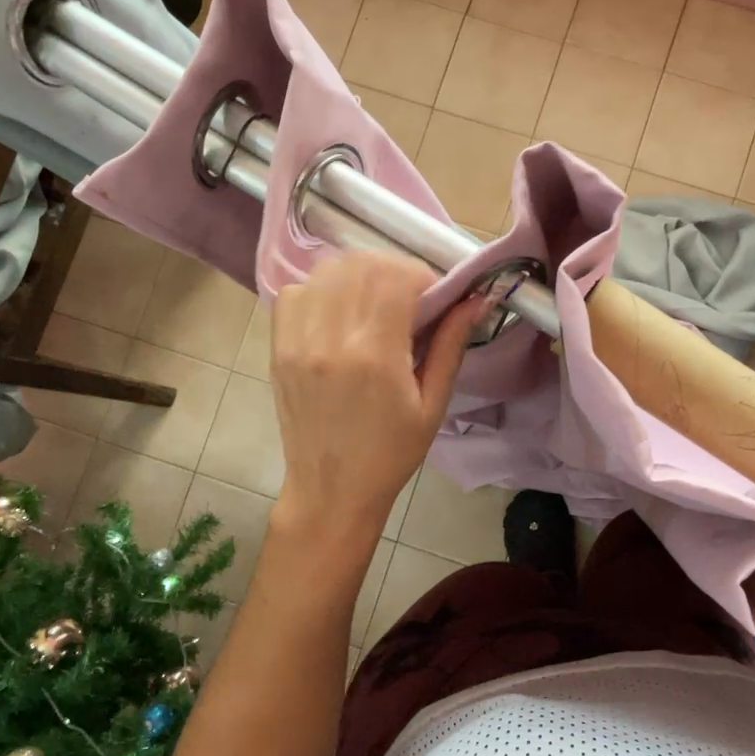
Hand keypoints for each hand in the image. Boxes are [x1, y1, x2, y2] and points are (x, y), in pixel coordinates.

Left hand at [270, 253, 484, 534]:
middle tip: (408, 299)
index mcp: (375, 355)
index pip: (396, 278)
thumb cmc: (392, 453)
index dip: (422, 278)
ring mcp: (298, 341)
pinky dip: (319, 290)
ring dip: (357, 275)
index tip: (434, 300)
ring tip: (373, 303)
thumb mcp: (433, 404)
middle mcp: (331, 339)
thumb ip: (450, 345)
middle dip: (393, 272)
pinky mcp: (278, 348)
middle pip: (362, 265)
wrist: (332, 490)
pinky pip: (294, 292)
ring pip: (327, 271)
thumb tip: (476, 298)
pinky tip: (338, 313)